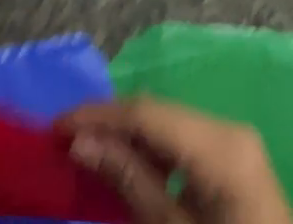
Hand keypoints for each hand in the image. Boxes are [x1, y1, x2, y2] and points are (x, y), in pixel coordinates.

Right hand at [60, 98, 291, 223]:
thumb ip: (128, 179)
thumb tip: (79, 140)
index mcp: (218, 144)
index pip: (142, 112)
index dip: (94, 116)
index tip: (54, 128)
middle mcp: (229, 130)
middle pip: (154, 113)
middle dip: (108, 124)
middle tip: (66, 140)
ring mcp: (237, 145)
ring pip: (166, 125)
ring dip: (127, 137)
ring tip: (89, 153)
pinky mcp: (238, 163)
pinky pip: (184, 142)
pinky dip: (153, 151)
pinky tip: (128, 167)